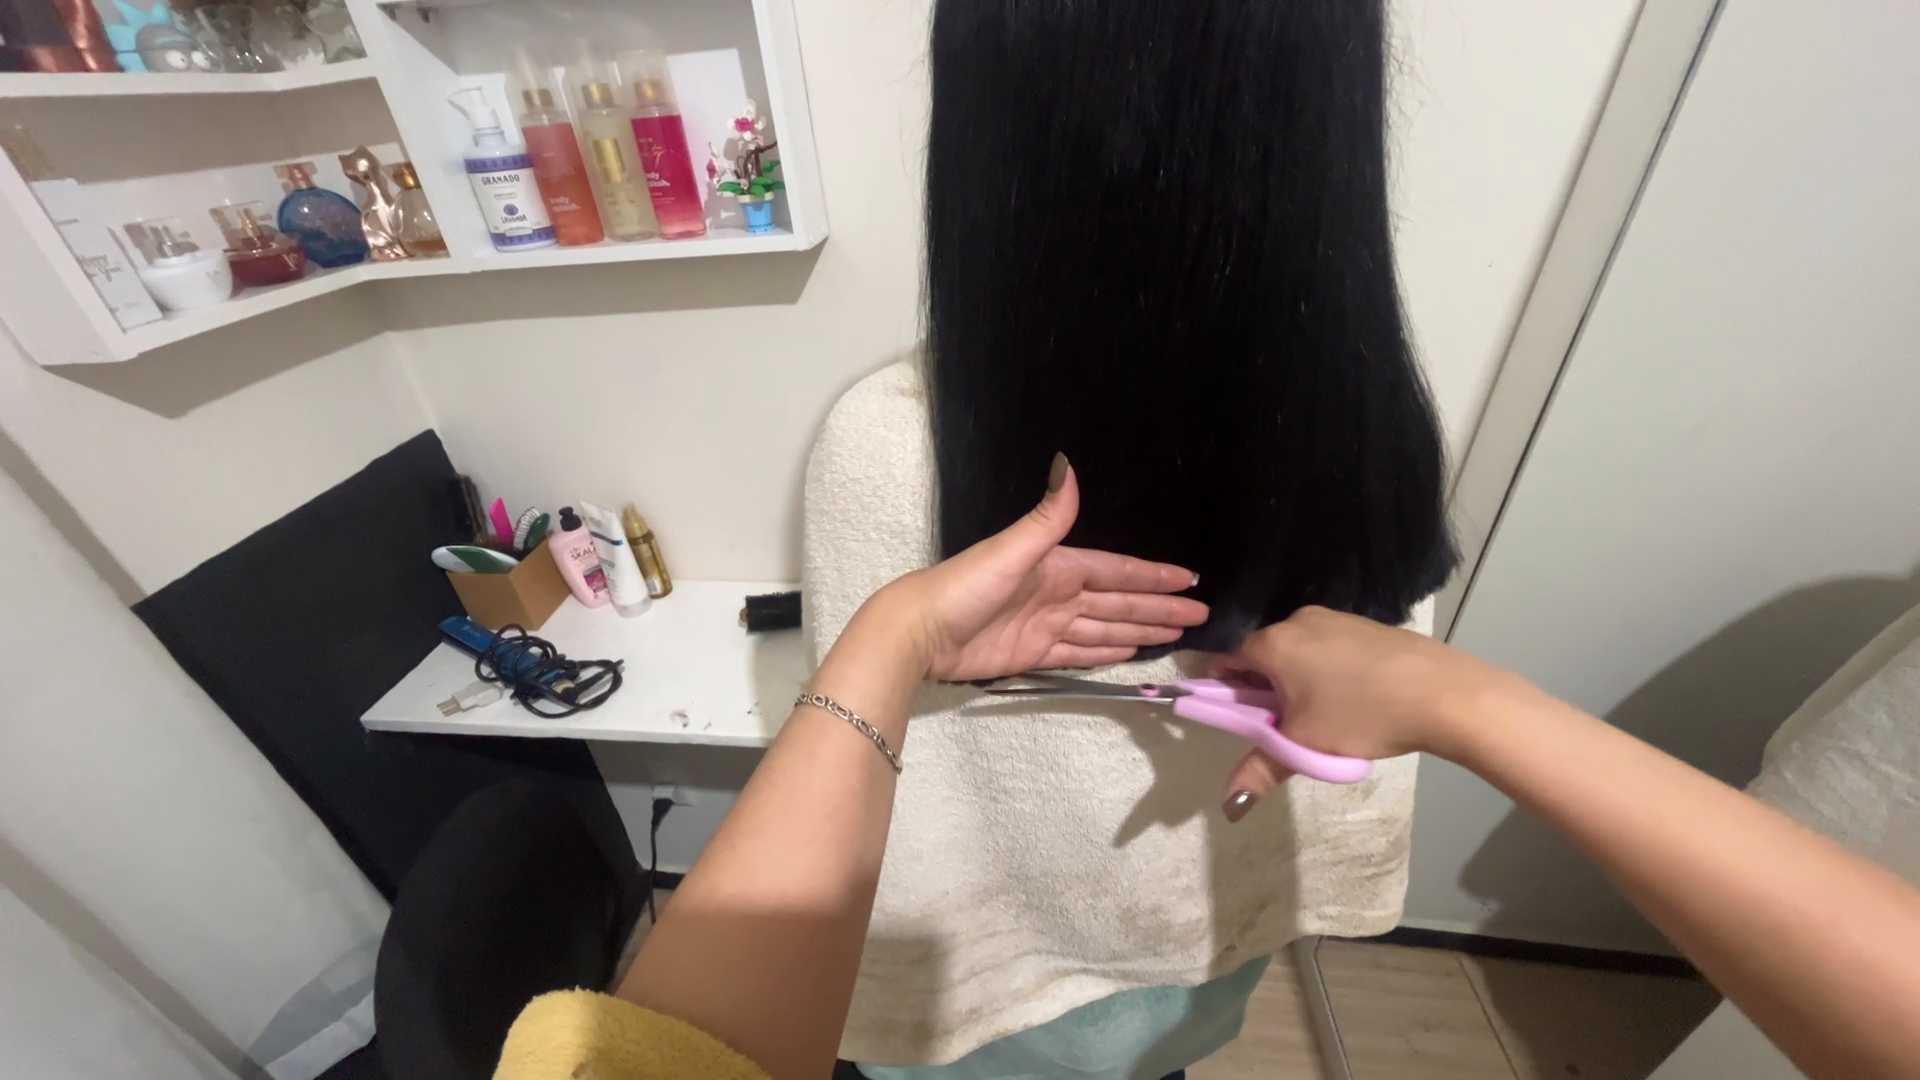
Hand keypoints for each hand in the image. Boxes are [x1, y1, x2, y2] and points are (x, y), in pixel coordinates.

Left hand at [874, 453, 1208, 681]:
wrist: (922, 631)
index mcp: (1057, 566)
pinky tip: (1131, 649)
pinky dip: (1106, 650)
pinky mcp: (1034, 653)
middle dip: (1158, 606)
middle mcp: (1057, 593)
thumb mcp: (1011, 549)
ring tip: (1176, 631)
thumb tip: (1067, 464)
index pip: (1116, 571)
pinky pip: (1080, 651)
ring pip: (1104, 626)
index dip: (1152, 576)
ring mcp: (1047, 625)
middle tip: (1199, 614)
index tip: (1189, 579)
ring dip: (1139, 627)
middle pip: (1118, 601)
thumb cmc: (966, 587)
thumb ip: (1047, 517)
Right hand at [1210, 606, 1533, 816]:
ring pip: (1297, 649)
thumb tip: (1228, 807)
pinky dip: (1328, 667)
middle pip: (1263, 654)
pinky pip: (1329, 645)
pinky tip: (1356, 694)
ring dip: (1297, 676)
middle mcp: (1295, 621)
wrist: (1446, 693)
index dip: (1228, 689)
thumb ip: (1262, 769)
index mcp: (1272, 644)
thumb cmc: (1363, 714)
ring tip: (1325, 712)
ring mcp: (1333, 617)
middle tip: (1286, 722)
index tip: (1243, 715)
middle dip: (1265, 686)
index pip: (1228, 659)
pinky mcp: (1365, 623)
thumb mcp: (1306, 745)